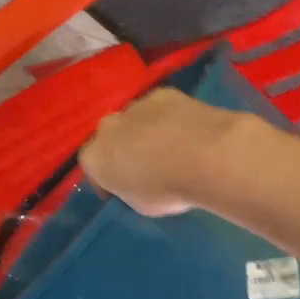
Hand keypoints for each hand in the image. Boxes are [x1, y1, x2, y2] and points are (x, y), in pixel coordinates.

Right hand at [78, 87, 253, 216]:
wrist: (208, 156)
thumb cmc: (167, 190)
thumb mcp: (138, 204)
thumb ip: (127, 189)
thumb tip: (134, 181)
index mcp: (93, 157)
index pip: (91, 167)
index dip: (105, 179)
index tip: (120, 188)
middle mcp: (107, 127)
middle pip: (109, 139)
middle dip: (120, 150)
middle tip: (142, 167)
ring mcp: (134, 107)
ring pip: (132, 121)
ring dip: (142, 133)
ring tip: (167, 148)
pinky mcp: (162, 93)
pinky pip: (157, 109)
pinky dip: (165, 118)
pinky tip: (183, 131)